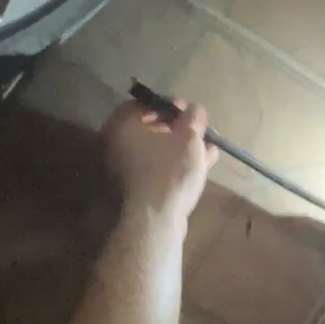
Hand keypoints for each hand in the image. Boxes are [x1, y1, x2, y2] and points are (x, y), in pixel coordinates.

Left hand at [103, 98, 218, 219]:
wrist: (156, 219)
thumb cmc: (170, 170)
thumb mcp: (188, 138)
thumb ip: (193, 118)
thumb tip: (195, 109)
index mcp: (122, 127)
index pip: (141, 104)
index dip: (166, 103)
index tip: (186, 109)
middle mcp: (116, 146)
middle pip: (149, 128)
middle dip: (178, 127)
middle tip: (198, 128)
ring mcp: (124, 170)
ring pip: (157, 150)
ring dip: (182, 146)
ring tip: (208, 146)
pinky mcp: (136, 189)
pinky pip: (158, 168)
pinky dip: (177, 163)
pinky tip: (204, 163)